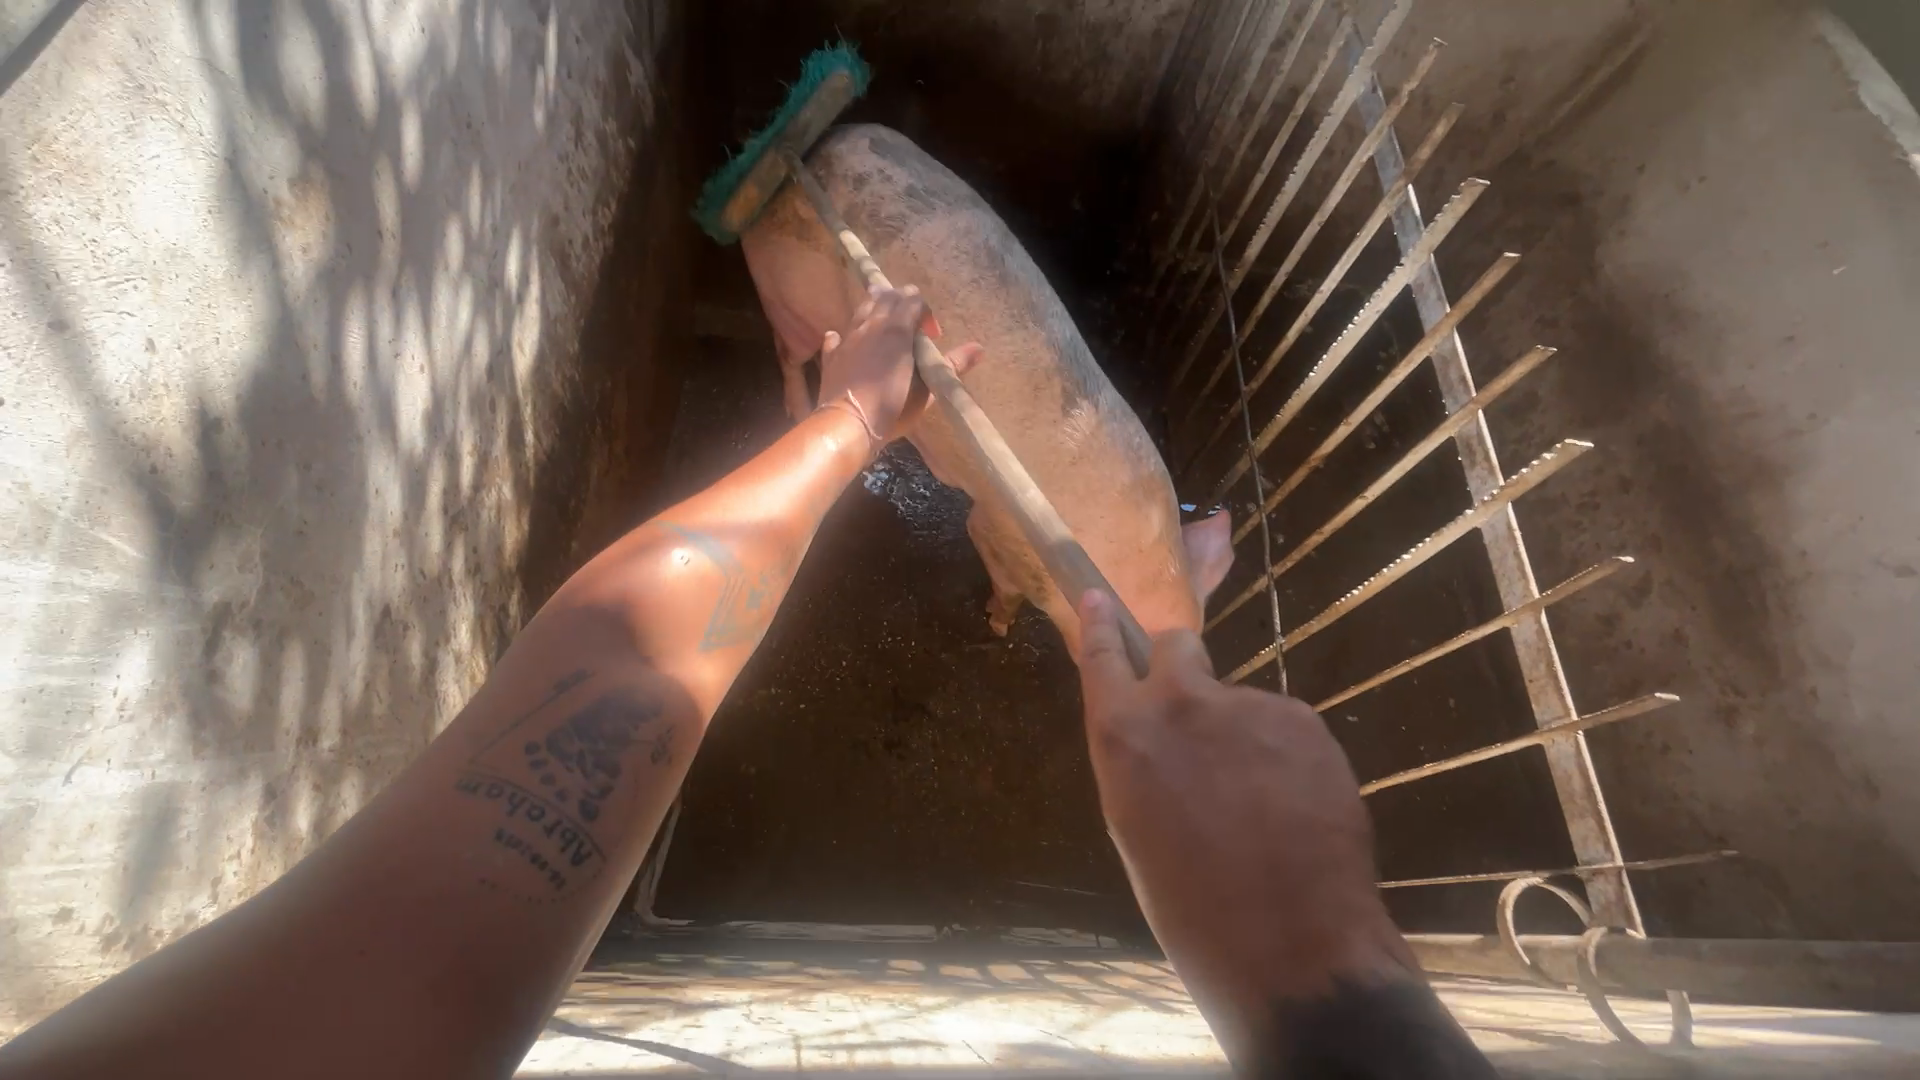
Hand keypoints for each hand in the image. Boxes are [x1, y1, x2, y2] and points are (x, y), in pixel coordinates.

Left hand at [815, 285, 981, 447]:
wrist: (848, 424)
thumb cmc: (893, 407)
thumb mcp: (927, 390)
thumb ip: (951, 365)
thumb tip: (980, 348)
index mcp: (897, 330)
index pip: (914, 301)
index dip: (926, 313)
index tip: (934, 335)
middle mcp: (871, 326)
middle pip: (886, 298)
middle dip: (900, 300)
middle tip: (910, 316)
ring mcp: (848, 338)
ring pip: (861, 310)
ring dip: (874, 308)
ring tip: (882, 313)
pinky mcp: (831, 356)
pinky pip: (837, 336)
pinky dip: (845, 335)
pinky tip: (843, 339)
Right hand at [1073, 589, 1417, 1059]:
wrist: (1289, 946)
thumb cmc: (1188, 902)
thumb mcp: (1133, 822)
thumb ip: (1139, 757)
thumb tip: (1157, 732)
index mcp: (1123, 733)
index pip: (1102, 654)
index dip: (1099, 623)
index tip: (1097, 596)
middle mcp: (1179, 702)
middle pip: (1177, 645)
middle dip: (1182, 668)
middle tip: (1200, 719)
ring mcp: (1246, 704)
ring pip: (1238, 700)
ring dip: (1242, 732)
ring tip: (1262, 800)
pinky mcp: (1302, 718)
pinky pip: (1282, 724)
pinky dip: (1285, 753)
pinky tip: (1295, 804)